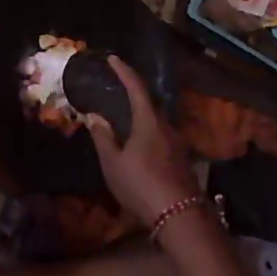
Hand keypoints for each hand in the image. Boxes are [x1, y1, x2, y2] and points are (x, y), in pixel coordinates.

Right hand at [84, 55, 200, 226]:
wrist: (179, 216)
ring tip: (124, 118)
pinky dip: (147, 132)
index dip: (124, 72)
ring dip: (140, 116)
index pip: (137, 88)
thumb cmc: (141, 185)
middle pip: (150, 103)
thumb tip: (96, 116)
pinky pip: (160, 136)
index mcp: (149, 122)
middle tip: (116, 90)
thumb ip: (104, 138)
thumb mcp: (113, 163)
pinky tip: (137, 144)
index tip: (113, 59)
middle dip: (133, 94)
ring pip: (156, 121)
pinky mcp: (180, 159)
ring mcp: (177, 144)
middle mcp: (167, 127)